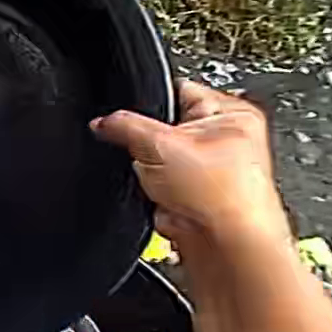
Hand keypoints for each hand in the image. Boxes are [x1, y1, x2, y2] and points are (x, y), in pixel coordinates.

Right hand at [90, 80, 289, 249]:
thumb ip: (122, 125)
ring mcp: (206, 163)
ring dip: (146, 163)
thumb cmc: (220, 195)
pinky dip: (149, 181)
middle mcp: (223, 135)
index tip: (128, 115)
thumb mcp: (158, 144)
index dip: (147, 100)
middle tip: (149, 151)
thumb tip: (100, 122)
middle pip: (160, 121)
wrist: (222, 242)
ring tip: (158, 175)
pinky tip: (157, 188)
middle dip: (144, 137)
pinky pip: (154, 174)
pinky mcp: (189, 187)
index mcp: (231, 112)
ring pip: (154, 151)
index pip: (176, 89)